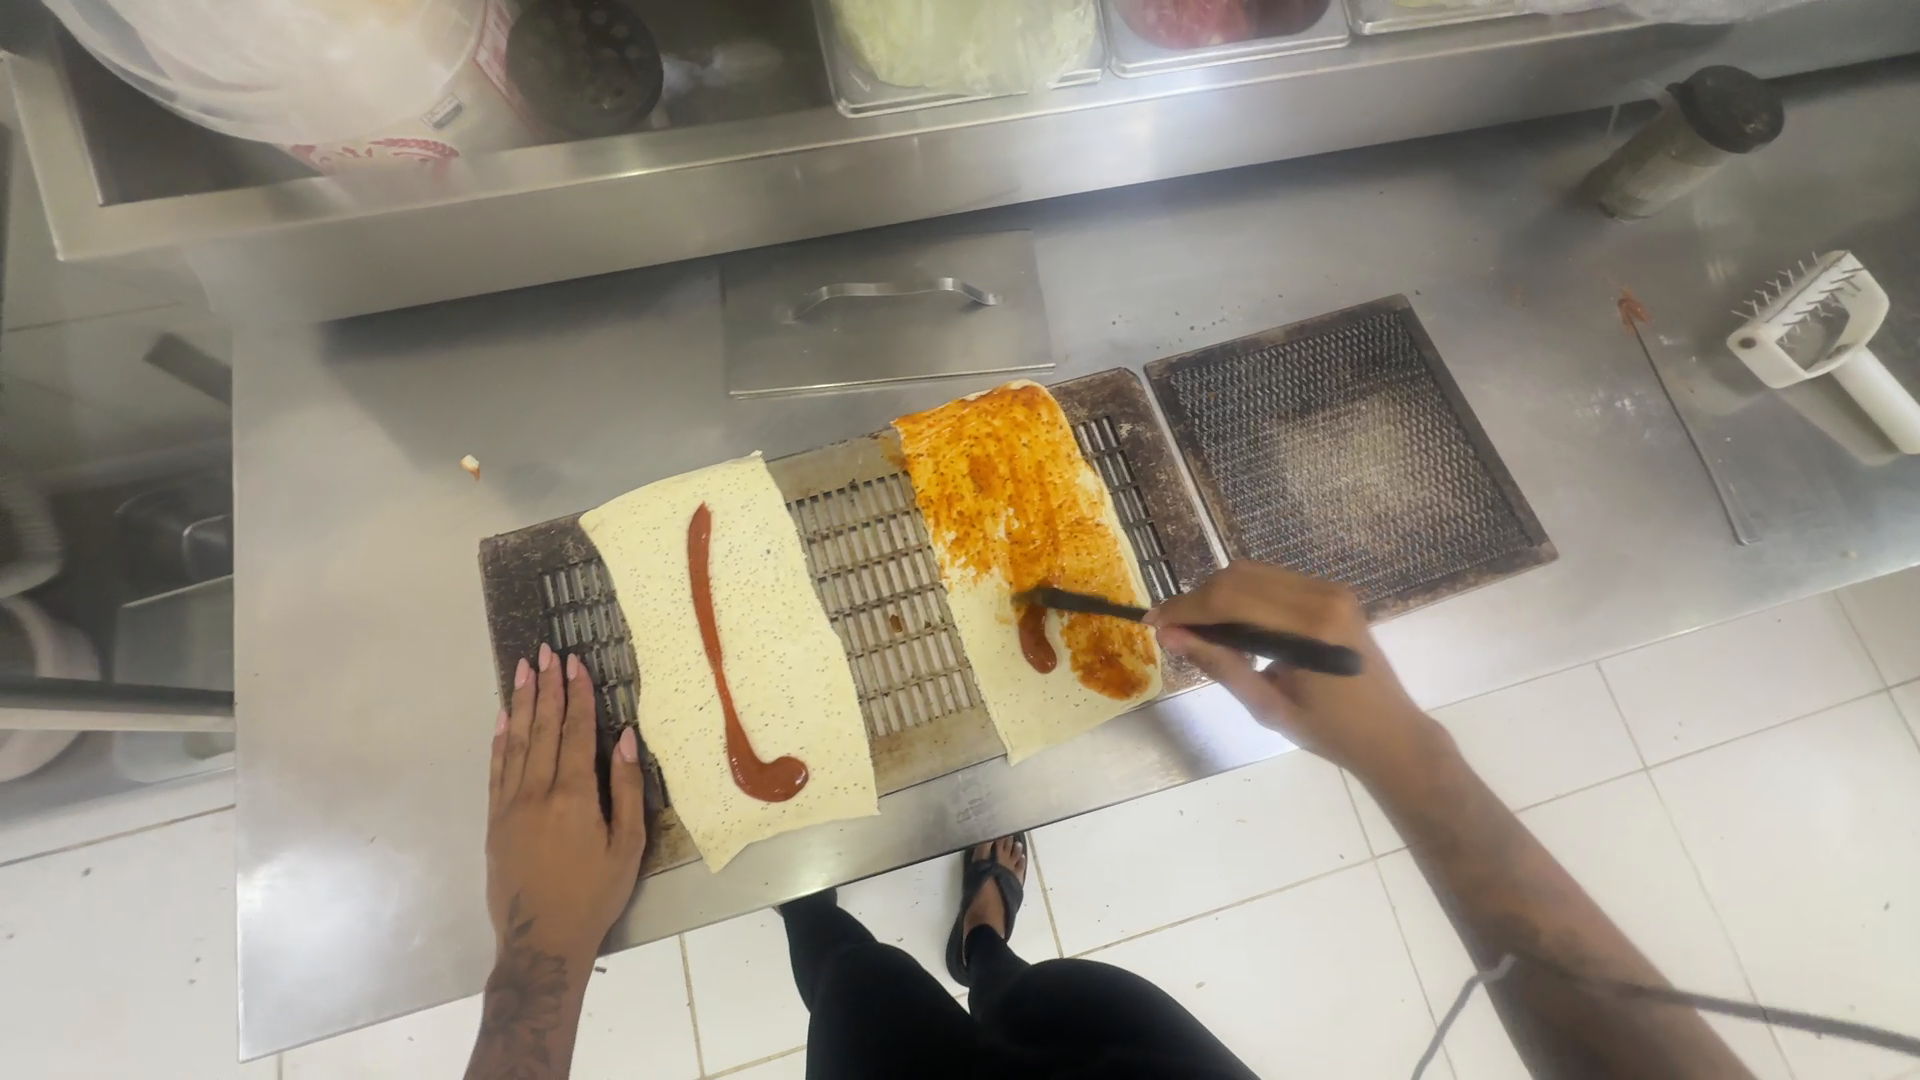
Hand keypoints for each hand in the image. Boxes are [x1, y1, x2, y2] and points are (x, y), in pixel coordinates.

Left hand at [487, 643, 647, 964]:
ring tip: (522, 670)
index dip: (577, 695)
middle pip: (543, 729)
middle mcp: (537, 793)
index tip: (575, 663)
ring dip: (520, 703)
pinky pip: (496, 770)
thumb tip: (628, 738)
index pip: (576, 732)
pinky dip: (500, 740)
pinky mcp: (494, 821)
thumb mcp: (628, 844)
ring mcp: (510, 806)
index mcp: (574, 796)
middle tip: (546, 652)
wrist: (540, 942)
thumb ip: (628, 788)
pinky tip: (503, 718)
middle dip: (546, 688)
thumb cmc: (596, 892)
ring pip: (516, 743)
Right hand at [1145, 562, 1438, 774]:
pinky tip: (1232, 626)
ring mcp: (1329, 590)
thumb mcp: (1266, 706)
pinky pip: (1269, 581)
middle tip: (1172, 630)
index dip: (1185, 608)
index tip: (1152, 623)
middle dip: (1196, 600)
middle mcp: (1322, 596)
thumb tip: (1169, 636)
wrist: (1392, 736)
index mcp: (1310, 626)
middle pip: (1236, 578)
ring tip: (1199, 630)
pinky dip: (1240, 596)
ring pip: (1249, 573)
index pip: (1229, 599)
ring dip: (1216, 596)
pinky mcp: (1331, 592)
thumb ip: (1218, 665)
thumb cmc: (1331, 733)